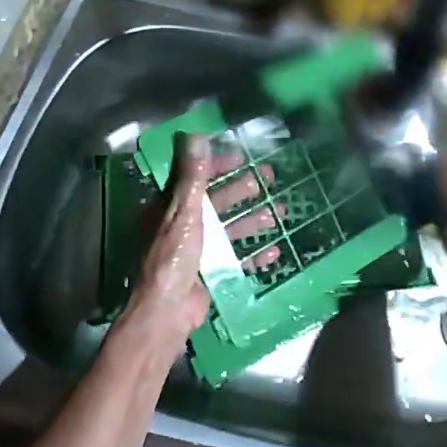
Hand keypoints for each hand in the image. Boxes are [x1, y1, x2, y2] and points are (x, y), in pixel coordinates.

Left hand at [123, 133, 284, 346]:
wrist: (167, 311)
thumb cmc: (172, 257)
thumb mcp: (182, 212)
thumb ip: (191, 176)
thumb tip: (194, 135)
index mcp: (169, 207)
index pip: (194, 177)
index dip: (217, 164)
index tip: (242, 155)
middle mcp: (182, 225)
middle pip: (216, 200)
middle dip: (242, 189)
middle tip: (269, 178)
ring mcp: (197, 249)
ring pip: (229, 228)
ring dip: (252, 219)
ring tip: (279, 212)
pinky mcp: (209, 271)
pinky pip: (235, 257)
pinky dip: (253, 254)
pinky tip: (273, 251)